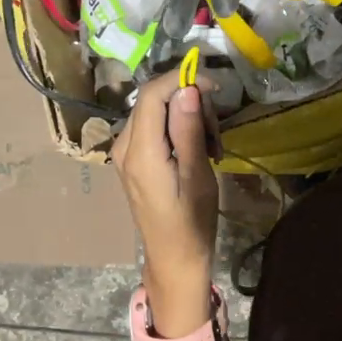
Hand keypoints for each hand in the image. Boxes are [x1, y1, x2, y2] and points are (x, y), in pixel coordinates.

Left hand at [113, 70, 218, 325]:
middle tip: (217, 130)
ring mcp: (125, 153)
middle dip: (189, 102)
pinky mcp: (133, 160)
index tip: (214, 88)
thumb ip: (188, 130)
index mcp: (139, 151)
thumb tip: (187, 88)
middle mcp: (124, 145)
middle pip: (154, 100)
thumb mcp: (197, 176)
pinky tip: (198, 150)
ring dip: (187, 117)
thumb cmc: (191, 223)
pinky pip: (154, 129)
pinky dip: (178, 130)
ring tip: (212, 146)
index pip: (152, 93)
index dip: (181, 80)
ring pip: (156, 112)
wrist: (174, 260)